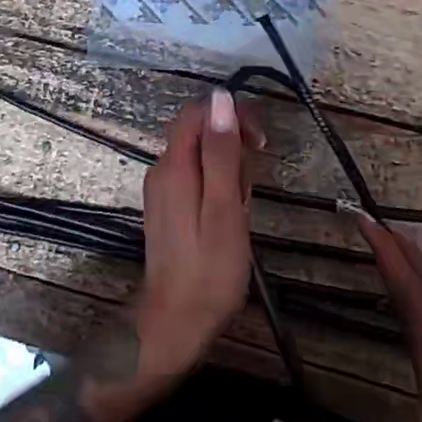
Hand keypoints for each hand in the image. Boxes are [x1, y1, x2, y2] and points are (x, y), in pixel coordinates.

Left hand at [134, 89, 256, 382]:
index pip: (198, 112)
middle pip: (200, 132)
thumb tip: (221, 99)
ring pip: (201, 157)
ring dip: (228, 172)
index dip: (230, 115)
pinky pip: (196, 178)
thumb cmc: (210, 269)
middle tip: (248, 188)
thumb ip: (222, 152)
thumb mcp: (224, 208)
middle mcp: (162, 170)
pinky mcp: (169, 207)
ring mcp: (163, 189)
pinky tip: (228, 218)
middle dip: (232, 149)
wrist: (176, 323)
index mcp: (175, 166)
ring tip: (240, 209)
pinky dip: (218, 189)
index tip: (258, 141)